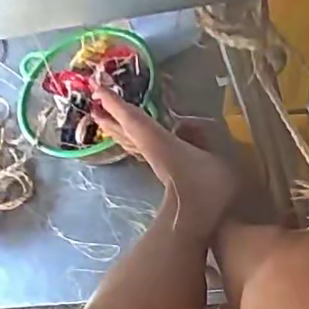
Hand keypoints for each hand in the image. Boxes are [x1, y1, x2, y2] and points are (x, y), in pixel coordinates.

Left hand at [88, 88, 218, 184]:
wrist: (199, 220)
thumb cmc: (207, 185)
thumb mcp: (214, 153)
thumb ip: (200, 135)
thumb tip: (183, 125)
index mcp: (157, 140)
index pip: (131, 118)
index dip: (115, 103)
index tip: (98, 88)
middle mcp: (149, 151)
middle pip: (123, 132)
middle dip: (109, 118)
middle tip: (94, 106)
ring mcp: (153, 165)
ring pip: (129, 144)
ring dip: (116, 132)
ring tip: (105, 121)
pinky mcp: (160, 177)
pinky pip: (140, 153)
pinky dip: (132, 143)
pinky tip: (134, 143)